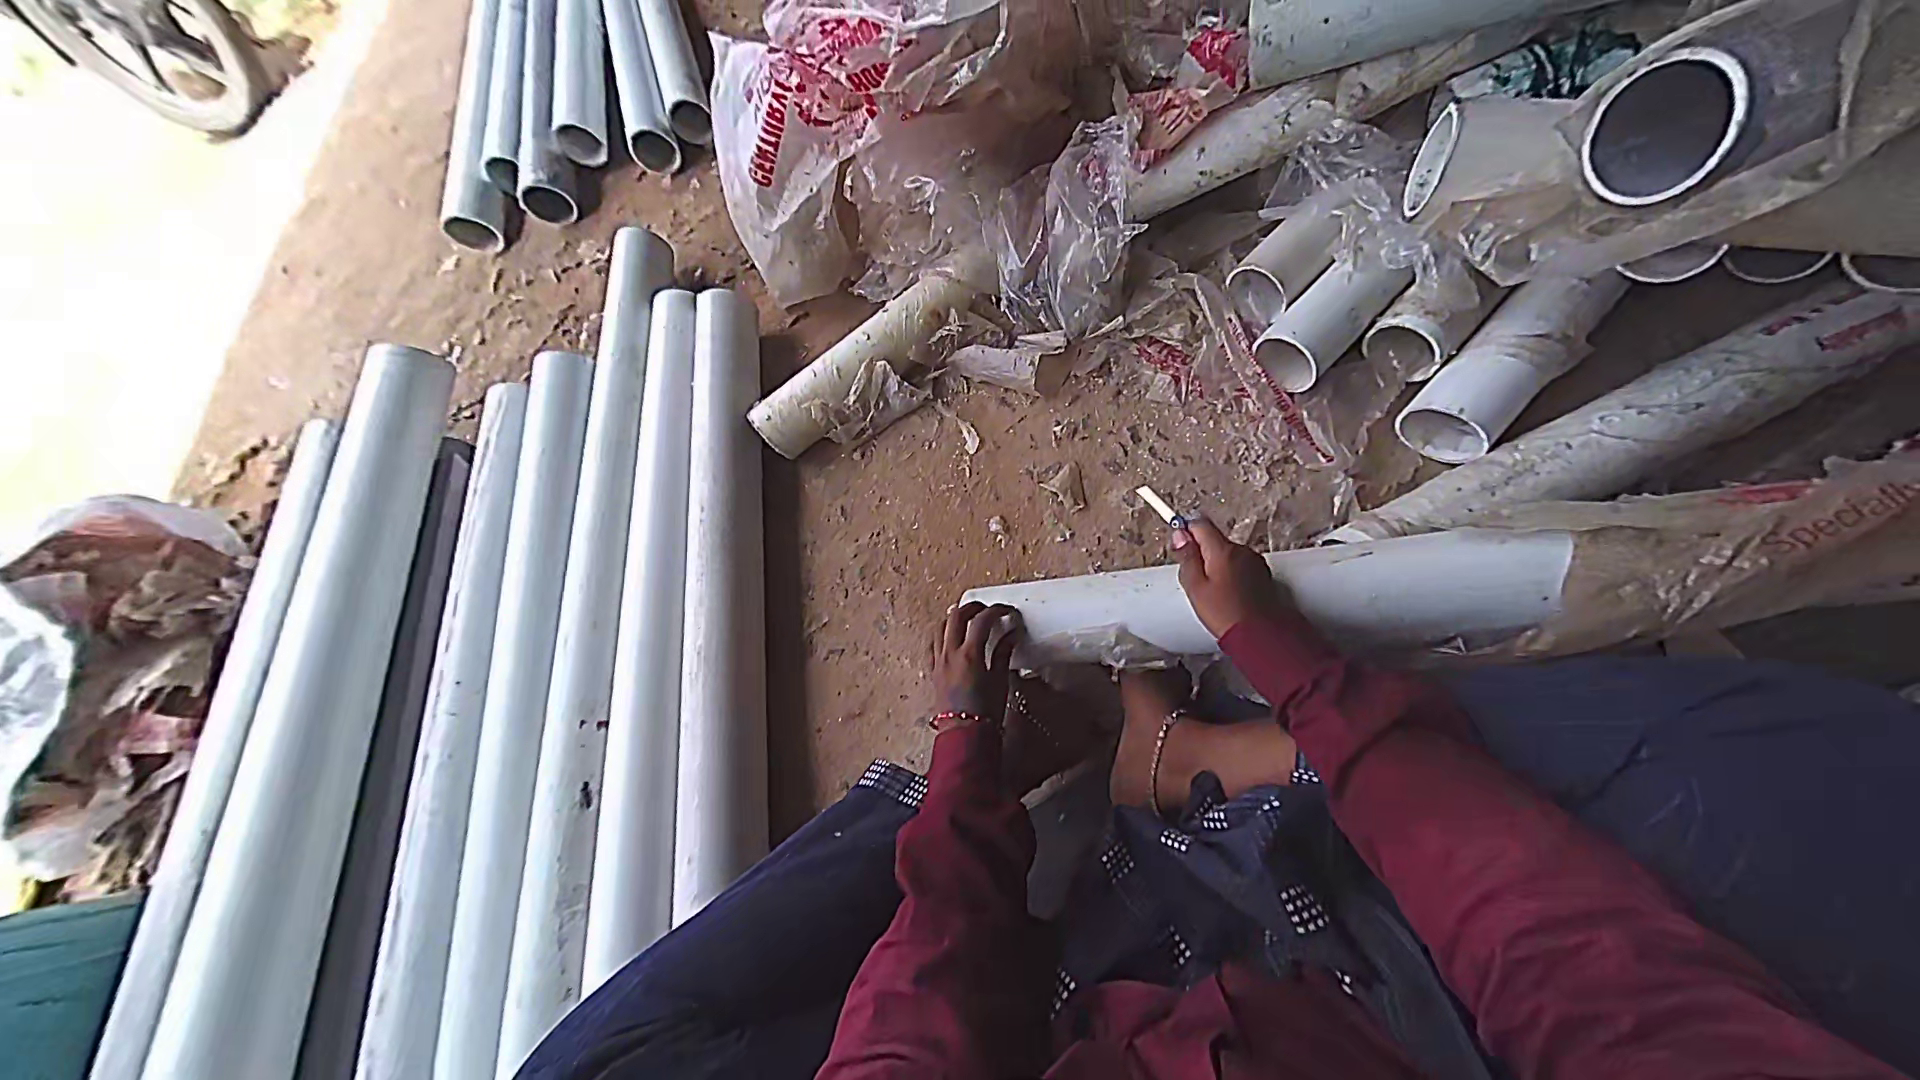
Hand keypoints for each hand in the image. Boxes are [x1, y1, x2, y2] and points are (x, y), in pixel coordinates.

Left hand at [931, 601, 1021, 719]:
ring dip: (954, 617)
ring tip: (968, 618)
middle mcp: (950, 654)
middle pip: (957, 615)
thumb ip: (1004, 653)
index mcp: (969, 654)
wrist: (964, 735)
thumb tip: (1011, 636)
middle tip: (986, 609)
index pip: (982, 620)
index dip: (996, 611)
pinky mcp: (934, 670)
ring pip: (941, 626)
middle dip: (972, 607)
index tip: (1006, 612)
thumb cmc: (984, 713)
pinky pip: (934, 644)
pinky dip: (943, 634)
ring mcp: (939, 661)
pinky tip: (952, 637)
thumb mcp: (999, 680)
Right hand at [1169, 518, 1290, 639]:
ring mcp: (1254, 562)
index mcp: (1223, 550)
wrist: (1261, 635)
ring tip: (1211, 590)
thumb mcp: (1195, 587)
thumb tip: (1180, 536)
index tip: (1179, 543)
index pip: (1200, 524)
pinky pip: (1239, 566)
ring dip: (1216, 565)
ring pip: (1227, 554)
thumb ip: (1186, 557)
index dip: (1185, 531)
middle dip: (1201, 552)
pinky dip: (1230, 574)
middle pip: (1214, 540)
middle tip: (1193, 577)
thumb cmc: (1227, 614)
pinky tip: (1226, 594)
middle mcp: (1242, 551)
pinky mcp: (1262, 574)